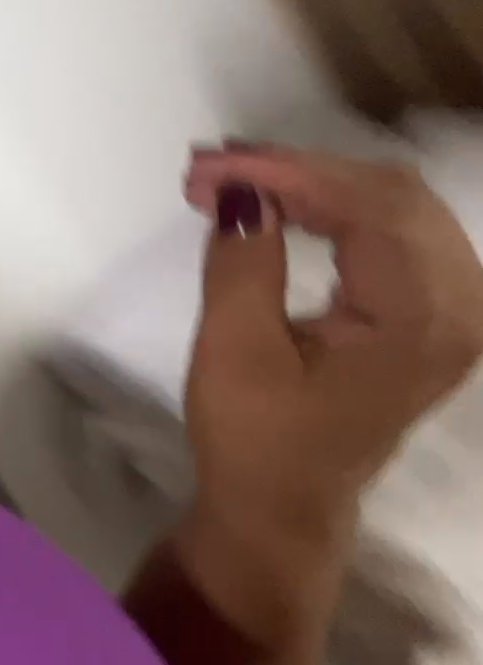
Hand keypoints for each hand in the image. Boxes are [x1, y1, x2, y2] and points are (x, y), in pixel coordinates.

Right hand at [183, 145, 482, 551]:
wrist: (280, 498)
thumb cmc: (253, 432)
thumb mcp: (234, 351)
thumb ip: (242, 267)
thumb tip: (237, 197)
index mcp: (424, 314)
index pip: (371, 206)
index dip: (287, 173)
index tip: (207, 167)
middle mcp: (462, 301)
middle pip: (394, 198)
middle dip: (298, 172)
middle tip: (210, 171)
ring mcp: (452, 307)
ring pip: (396, 211)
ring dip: (313, 187)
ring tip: (234, 184)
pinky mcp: (426, 314)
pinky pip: (391, 238)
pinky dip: (331, 213)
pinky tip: (282, 213)